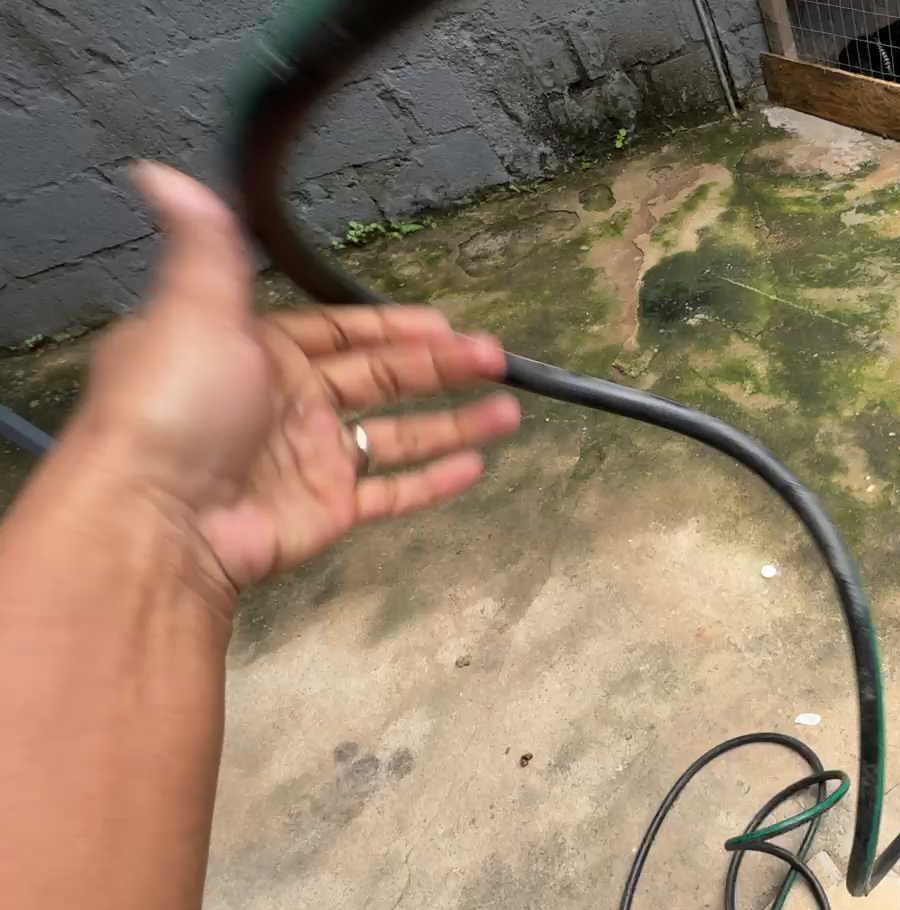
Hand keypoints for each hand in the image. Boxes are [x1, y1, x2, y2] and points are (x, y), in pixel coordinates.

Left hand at [65, 163, 520, 604]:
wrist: (162, 518)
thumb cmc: (179, 409)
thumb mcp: (195, 318)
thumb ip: (209, 254)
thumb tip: (168, 174)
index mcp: (259, 356)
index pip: (340, 334)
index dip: (394, 328)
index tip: (445, 324)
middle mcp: (292, 405)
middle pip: (383, 381)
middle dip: (442, 368)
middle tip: (495, 360)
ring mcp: (317, 460)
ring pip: (402, 436)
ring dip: (457, 423)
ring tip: (510, 414)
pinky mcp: (335, 508)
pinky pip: (396, 491)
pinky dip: (437, 481)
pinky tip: (477, 466)